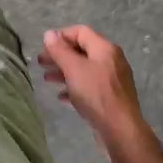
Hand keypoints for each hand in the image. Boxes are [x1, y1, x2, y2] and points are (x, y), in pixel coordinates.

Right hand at [39, 25, 148, 146]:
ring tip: (47, 80)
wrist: (121, 131)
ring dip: (64, 72)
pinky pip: (90, 87)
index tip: (45, 48)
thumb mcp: (73, 69)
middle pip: (81, 51)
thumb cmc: (96, 94)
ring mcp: (113, 80)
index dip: (60, 36)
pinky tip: (62, 97)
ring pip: (84, 70)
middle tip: (42, 64)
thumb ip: (59, 50)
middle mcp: (111, 60)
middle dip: (60, 56)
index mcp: (104, 48)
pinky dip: (75, 88)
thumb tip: (49, 34)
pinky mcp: (112, 98)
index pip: (80, 31)